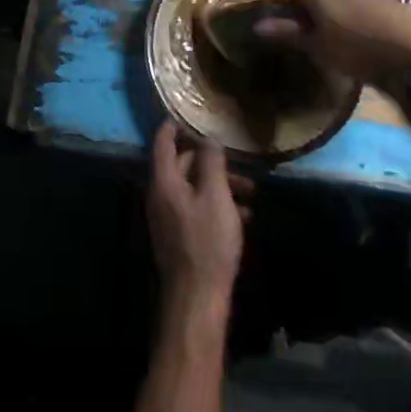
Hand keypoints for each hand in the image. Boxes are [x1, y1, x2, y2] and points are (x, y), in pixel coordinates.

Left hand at [147, 121, 246, 301]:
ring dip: (219, 186)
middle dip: (211, 162)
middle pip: (182, 165)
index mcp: (163, 181)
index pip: (162, 141)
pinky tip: (243, 217)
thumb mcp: (215, 196)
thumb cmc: (207, 241)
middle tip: (241, 167)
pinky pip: (195, 208)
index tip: (189, 115)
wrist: (197, 296)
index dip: (174, 125)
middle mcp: (159, 194)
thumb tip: (207, 138)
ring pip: (192, 188)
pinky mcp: (177, 234)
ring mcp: (166, 216)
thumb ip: (211, 163)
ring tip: (250, 195)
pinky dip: (215, 205)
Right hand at [257, 0, 410, 85]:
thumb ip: (290, 35)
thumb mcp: (320, 47)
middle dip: (313, 10)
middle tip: (309, 34)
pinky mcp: (391, 5)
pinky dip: (359, 21)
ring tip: (338, 40)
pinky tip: (365, 41)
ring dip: (338, 16)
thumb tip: (257, 25)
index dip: (287, 0)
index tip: (282, 17)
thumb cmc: (361, 47)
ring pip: (344, 1)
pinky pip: (365, 10)